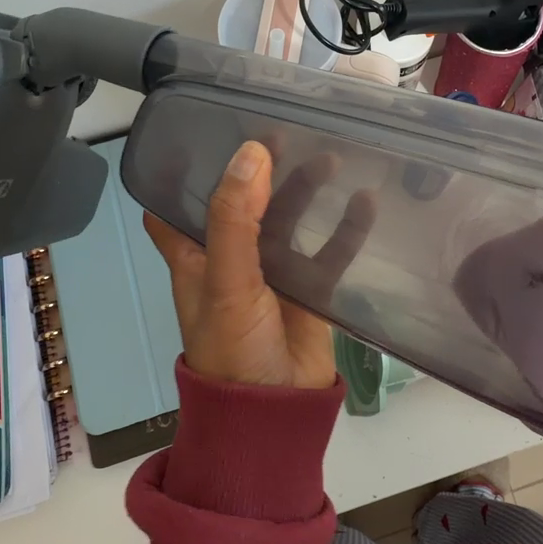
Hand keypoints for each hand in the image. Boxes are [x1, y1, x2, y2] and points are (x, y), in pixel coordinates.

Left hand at [144, 140, 366, 389]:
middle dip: (261, 170)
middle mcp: (232, 259)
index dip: (180, 170)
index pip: (177, 205)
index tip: (198, 129)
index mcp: (196, 256)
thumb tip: (252, 152)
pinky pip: (330, 251)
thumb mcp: (225, 281)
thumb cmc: (233, 348)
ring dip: (306, 191)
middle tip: (285, 131)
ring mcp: (273, 274)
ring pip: (290, 220)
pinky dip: (347, 229)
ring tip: (330, 157)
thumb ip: (235, 218)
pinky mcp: (310, 291)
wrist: (274, 414)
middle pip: (245, 203)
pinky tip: (365, 203)